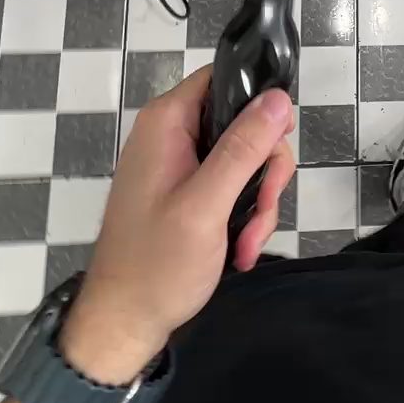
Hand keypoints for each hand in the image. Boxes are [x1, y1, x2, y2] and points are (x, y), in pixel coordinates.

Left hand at [59, 66, 294, 384]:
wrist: (124, 325)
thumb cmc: (156, 264)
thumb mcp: (206, 204)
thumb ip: (243, 148)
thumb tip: (279, 98)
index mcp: (168, 121)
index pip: (223, 76)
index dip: (258, 99)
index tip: (277, 139)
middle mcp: (174, 133)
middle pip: (244, 122)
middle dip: (263, 169)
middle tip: (264, 206)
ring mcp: (182, 162)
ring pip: (246, 157)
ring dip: (258, 199)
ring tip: (248, 241)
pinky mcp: (190, 188)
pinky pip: (233, 182)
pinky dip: (245, 212)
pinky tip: (241, 246)